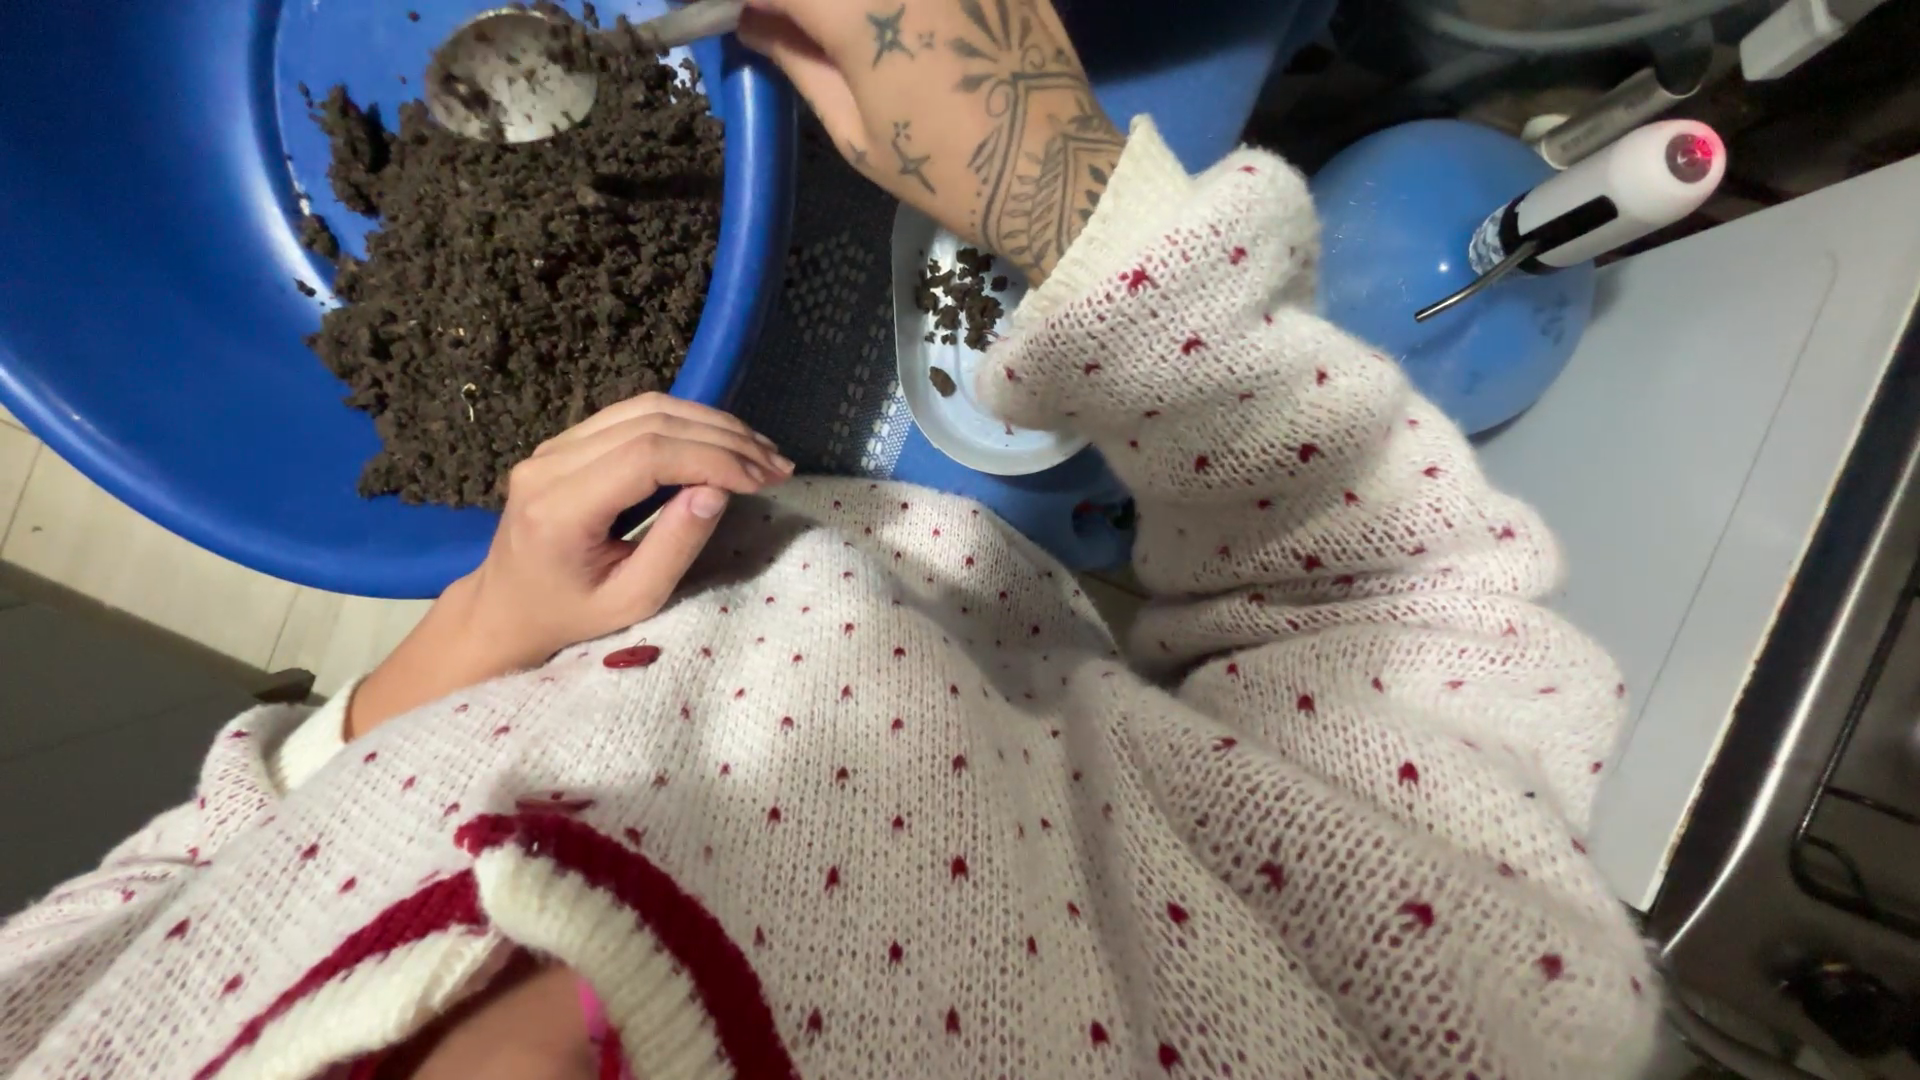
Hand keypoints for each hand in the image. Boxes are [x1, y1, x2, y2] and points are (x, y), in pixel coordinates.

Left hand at [345, 395, 791, 738]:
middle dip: (726, 439)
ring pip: (648, 408)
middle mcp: (551, 462)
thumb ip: (675, 546)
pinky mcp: (569, 440)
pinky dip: (690, 422)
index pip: (647, 456)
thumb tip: (717, 491)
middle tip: (778, 465)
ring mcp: (556, 445)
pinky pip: (637, 414)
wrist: (507, 607)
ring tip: (761, 451)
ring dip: (714, 424)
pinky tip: (725, 441)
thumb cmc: (573, 615)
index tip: (764, 480)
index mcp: (559, 507)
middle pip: (652, 423)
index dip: (714, 458)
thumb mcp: (633, 599)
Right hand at [738, 0, 1122, 283]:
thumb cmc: (947, 170)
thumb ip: (799, 64)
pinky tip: (902, 31)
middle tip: (787, 23)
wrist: (1050, 172)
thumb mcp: (858, 136)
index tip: (734, 15)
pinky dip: (896, 0)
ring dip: (845, 2)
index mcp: (854, 3)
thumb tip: (753, 23)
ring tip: (846, 35)